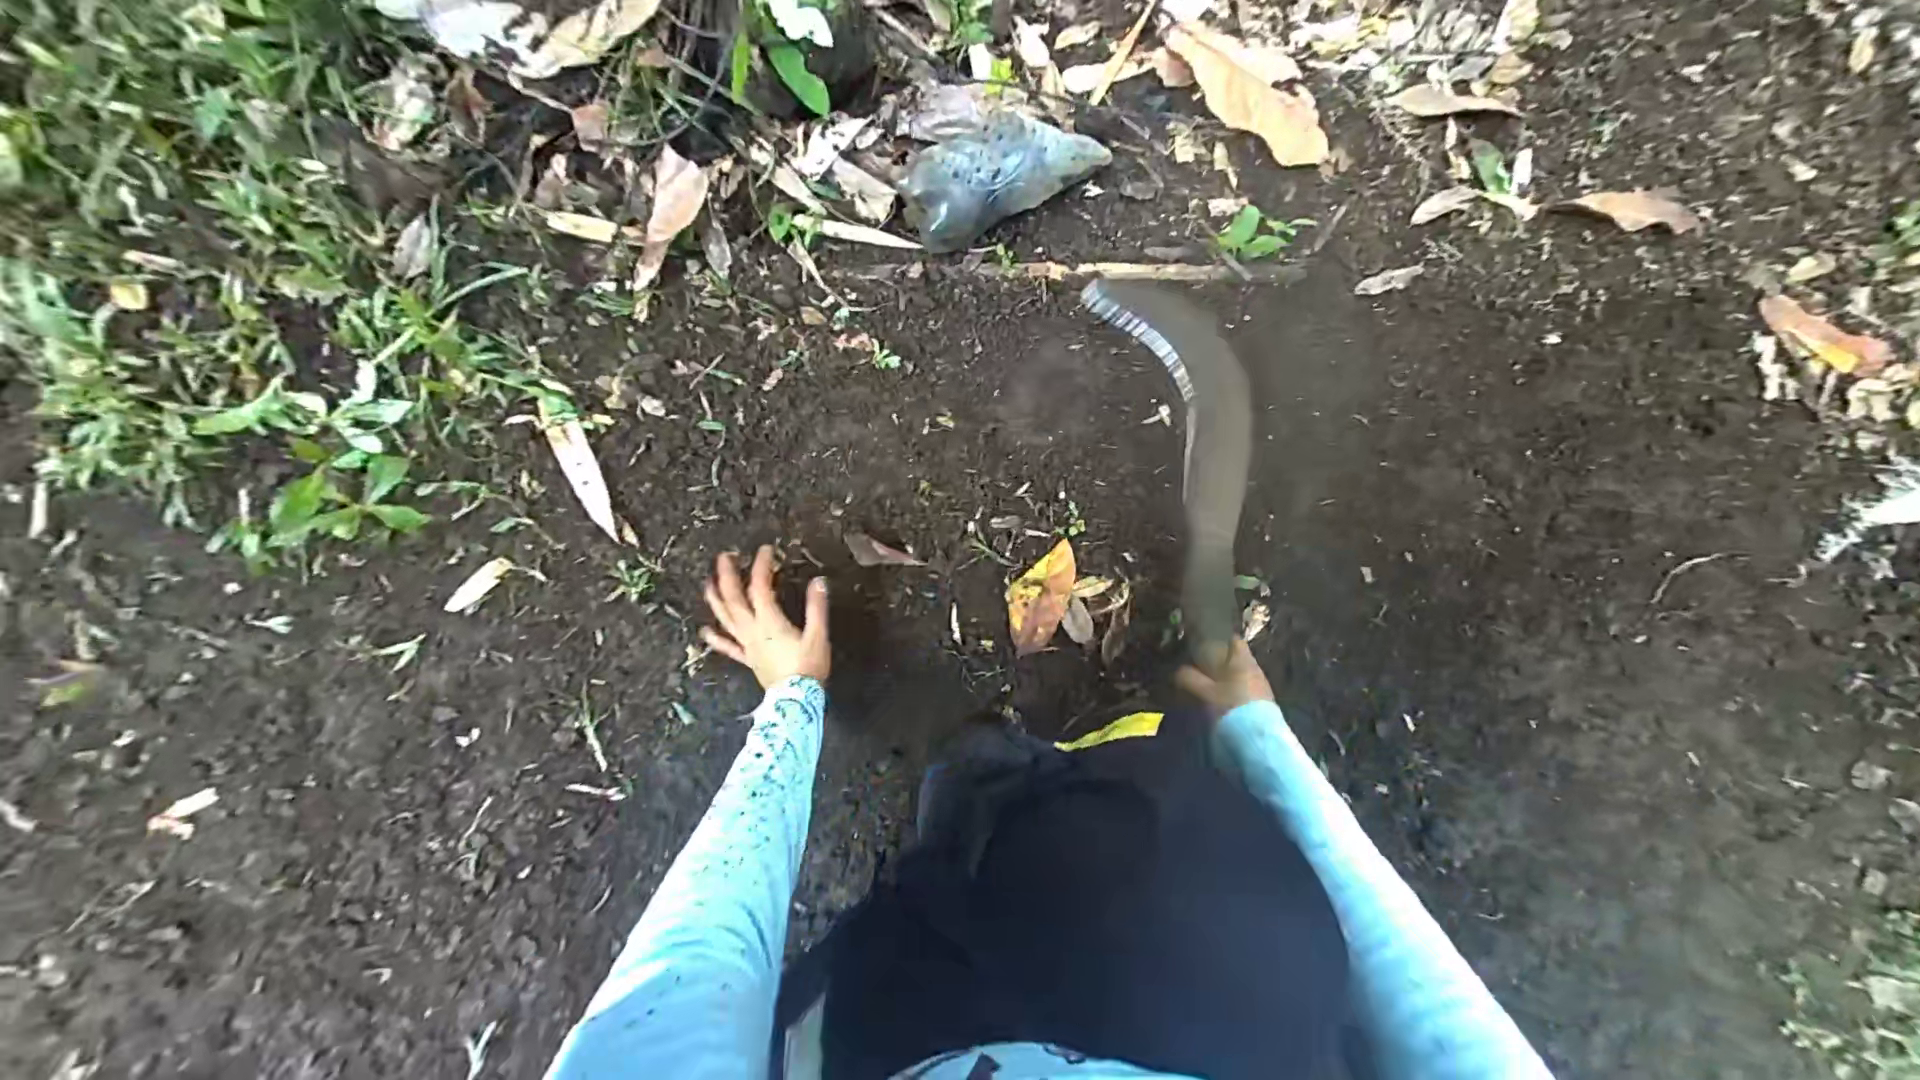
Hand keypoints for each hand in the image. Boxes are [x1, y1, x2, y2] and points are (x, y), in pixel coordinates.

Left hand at [701, 546, 829, 688]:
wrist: (796, 699)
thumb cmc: (808, 667)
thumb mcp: (818, 635)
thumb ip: (817, 607)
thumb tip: (819, 581)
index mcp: (770, 622)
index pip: (761, 587)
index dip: (761, 566)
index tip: (765, 550)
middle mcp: (753, 630)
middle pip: (735, 599)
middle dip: (728, 576)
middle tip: (724, 557)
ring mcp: (747, 645)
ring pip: (726, 619)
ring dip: (716, 599)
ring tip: (707, 583)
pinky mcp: (748, 659)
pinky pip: (728, 646)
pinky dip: (716, 637)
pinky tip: (706, 630)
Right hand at [1174, 638, 1273, 711]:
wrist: (1258, 736)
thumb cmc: (1231, 706)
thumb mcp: (1205, 693)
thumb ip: (1190, 679)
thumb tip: (1179, 671)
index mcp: (1242, 661)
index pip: (1235, 641)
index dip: (1223, 639)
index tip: (1209, 643)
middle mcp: (1256, 669)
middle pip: (1240, 658)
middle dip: (1225, 661)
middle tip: (1207, 666)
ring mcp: (1263, 686)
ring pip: (1245, 673)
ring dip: (1232, 677)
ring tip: (1216, 685)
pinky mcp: (1266, 701)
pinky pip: (1249, 688)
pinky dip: (1238, 689)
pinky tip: (1228, 700)